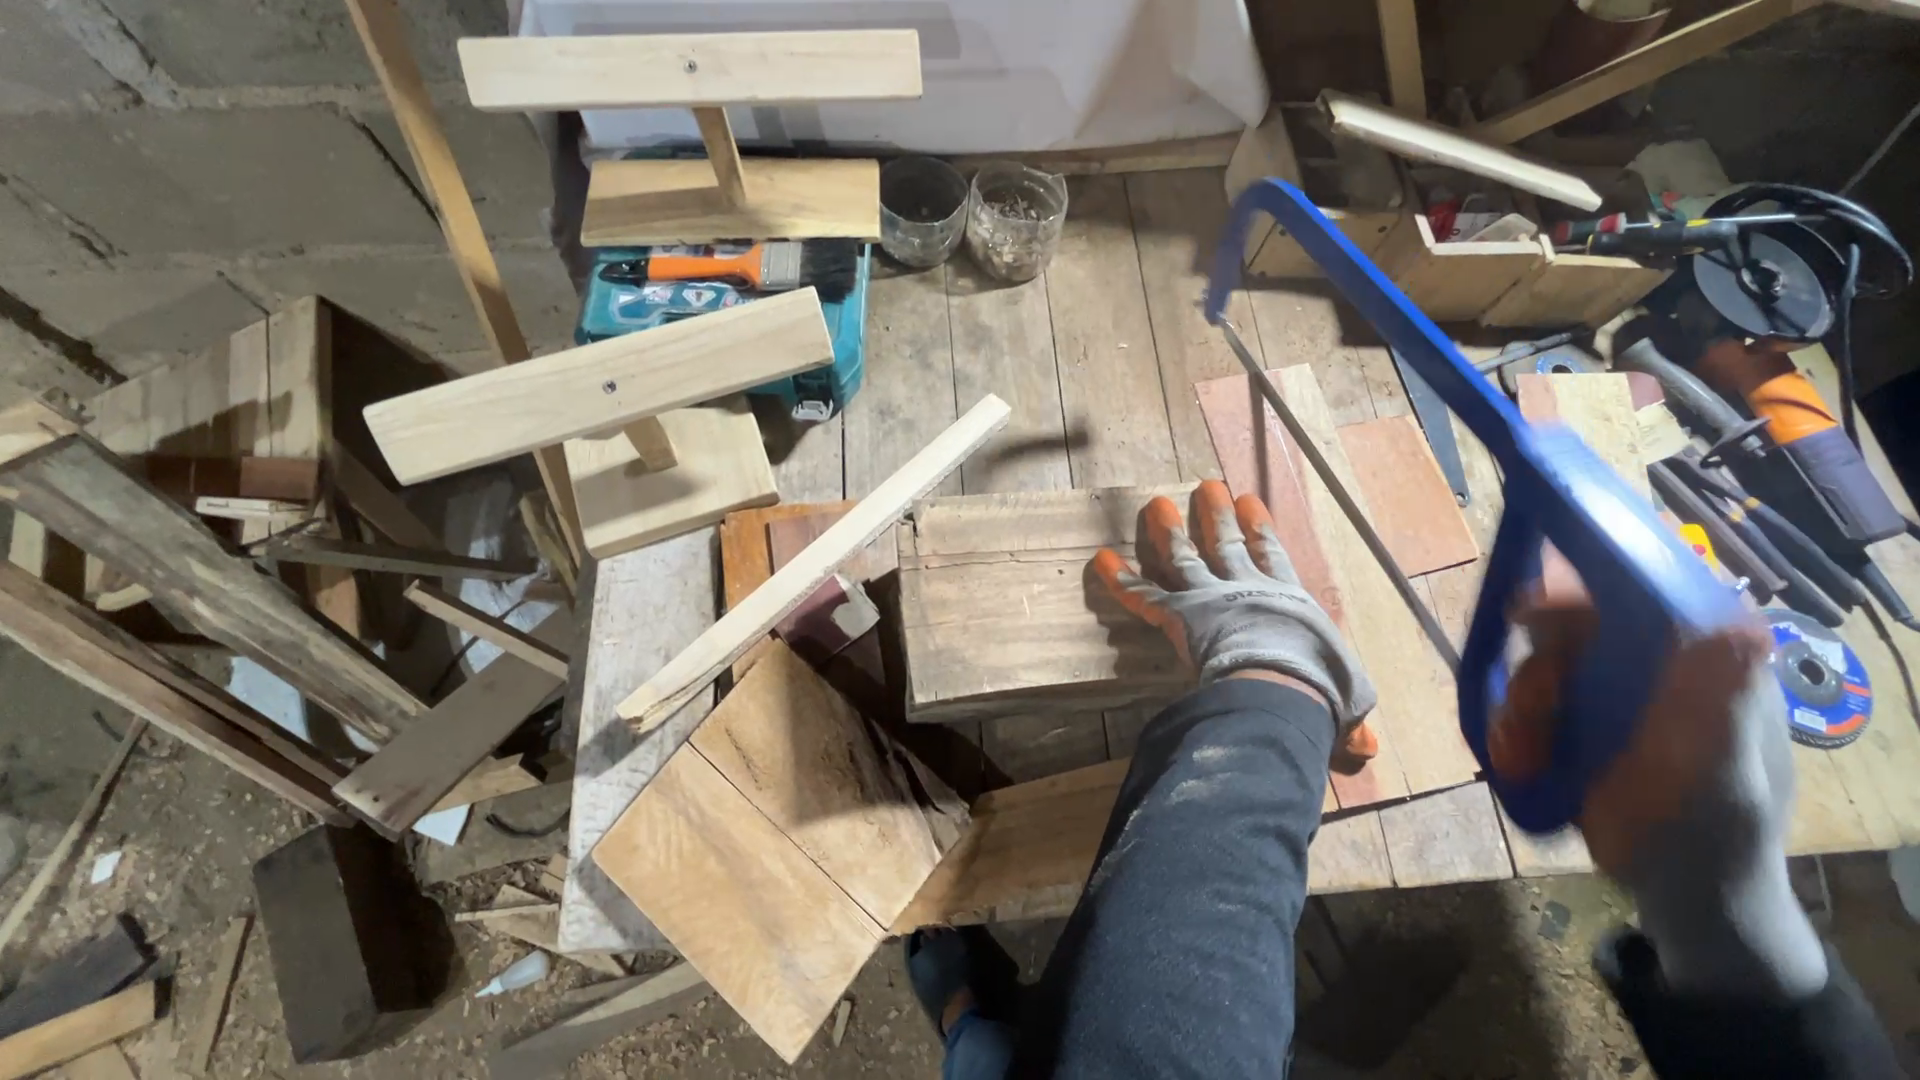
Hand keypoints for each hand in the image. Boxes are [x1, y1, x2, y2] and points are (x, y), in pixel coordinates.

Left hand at [1090, 481, 1377, 739]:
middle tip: (1206, 487)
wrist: (1281, 682)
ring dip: (1169, 531)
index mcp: (1287, 599)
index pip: (1273, 556)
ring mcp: (1208, 597)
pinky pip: (1141, 595)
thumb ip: (1350, 717)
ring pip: (1183, 558)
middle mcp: (1245, 589)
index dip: (1261, 530)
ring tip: (1157, 504)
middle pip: (1226, 544)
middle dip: (1216, 516)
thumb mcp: (1348, 697)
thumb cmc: (1320, 686)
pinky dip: (1120, 579)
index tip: (1251, 502)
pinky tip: (1100, 558)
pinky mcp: (1178, 614)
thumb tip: (1368, 747)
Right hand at [1489, 552, 1825, 999]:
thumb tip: (1733, 626)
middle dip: (1538, 673)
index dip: (1583, 592)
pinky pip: (1521, 703)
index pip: (1639, 595)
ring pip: (1536, 667)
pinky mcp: (1573, 719)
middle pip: (1571, 628)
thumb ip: (1720, 705)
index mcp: (1702, 662)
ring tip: (1526, 759)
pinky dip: (1511, 732)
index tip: (1527, 613)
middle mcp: (1652, 663)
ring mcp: (1608, 691)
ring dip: (1520, 712)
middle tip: (1531, 719)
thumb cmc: (1710, 832)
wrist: (1682, 890)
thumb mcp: (1723, 771)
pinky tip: (1520, 764)